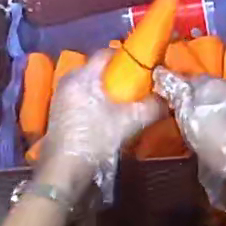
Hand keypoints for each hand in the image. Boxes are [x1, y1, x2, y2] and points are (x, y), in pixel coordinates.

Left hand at [33, 52, 161, 198]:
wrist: (64, 171)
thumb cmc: (96, 139)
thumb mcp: (130, 122)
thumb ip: (152, 107)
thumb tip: (167, 99)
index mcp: (83, 76)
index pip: (106, 53)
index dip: (126, 57)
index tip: (142, 66)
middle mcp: (68, 82)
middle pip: (97, 70)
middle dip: (117, 76)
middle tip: (137, 86)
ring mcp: (60, 98)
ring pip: (89, 86)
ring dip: (106, 91)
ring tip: (124, 103)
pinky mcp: (58, 115)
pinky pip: (81, 99)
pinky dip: (95, 102)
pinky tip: (107, 117)